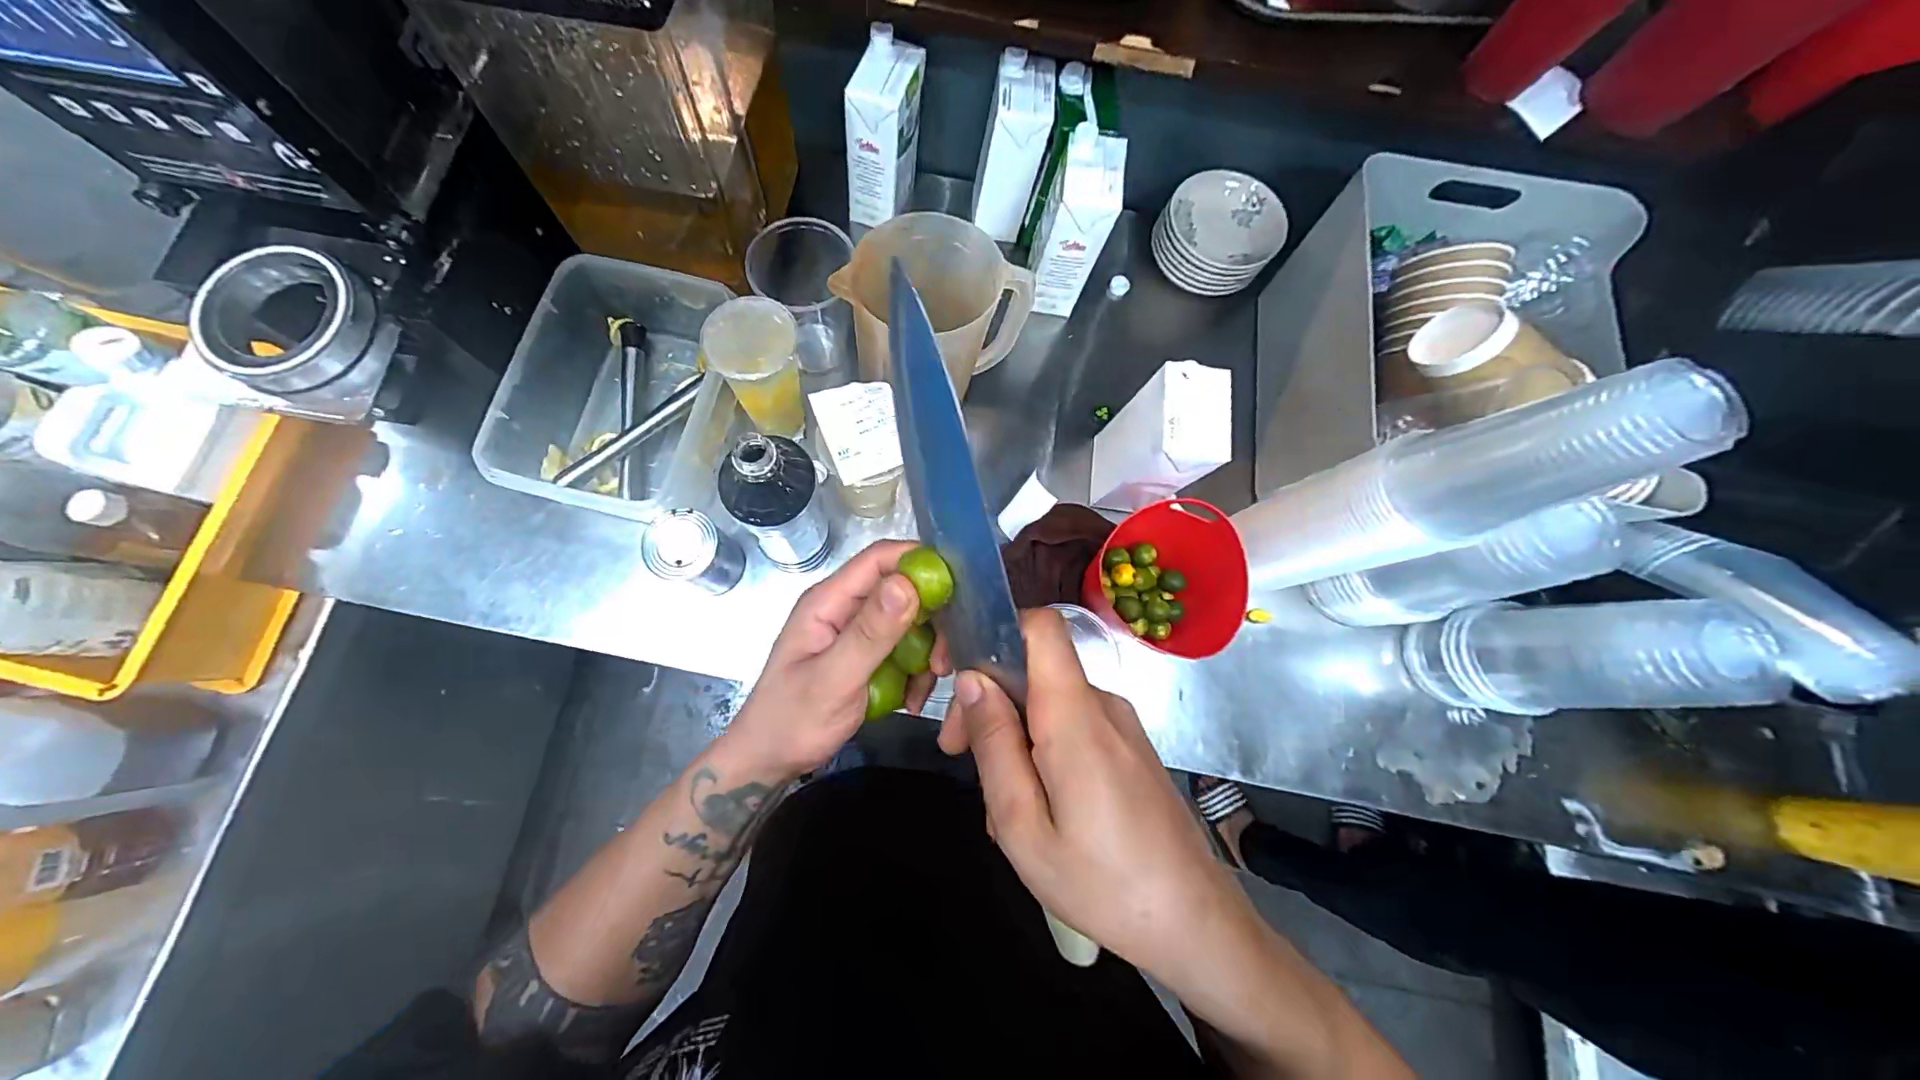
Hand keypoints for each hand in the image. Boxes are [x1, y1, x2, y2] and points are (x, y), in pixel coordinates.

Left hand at [725, 540, 950, 777]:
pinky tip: (914, 699)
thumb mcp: (833, 678)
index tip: (957, 590)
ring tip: (929, 684)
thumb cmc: (791, 721)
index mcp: (829, 602)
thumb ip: (870, 632)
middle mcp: (844, 609)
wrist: (767, 762)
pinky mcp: (865, 659)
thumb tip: (907, 583)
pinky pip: (904, 652)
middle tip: (944, 658)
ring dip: (926, 651)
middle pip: (902, 590)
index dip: (919, 563)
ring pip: (909, 623)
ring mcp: (856, 634)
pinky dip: (915, 672)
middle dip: (930, 619)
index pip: (879, 558)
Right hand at [936, 608, 1258, 984]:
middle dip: (988, 702)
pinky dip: (1042, 753)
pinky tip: (1038, 812)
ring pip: (1047, 705)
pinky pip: (1072, 728)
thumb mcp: (1023, 825)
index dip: (994, 630)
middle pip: (1033, 670)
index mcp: (1075, 716)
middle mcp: (1103, 705)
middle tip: (958, 757)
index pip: (1041, 626)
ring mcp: (1121, 725)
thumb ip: (994, 745)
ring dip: (1013, 738)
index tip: (957, 674)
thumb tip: (971, 680)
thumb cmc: (1102, 884)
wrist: (1195, 924)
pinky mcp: (1130, 747)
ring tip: (1004, 809)